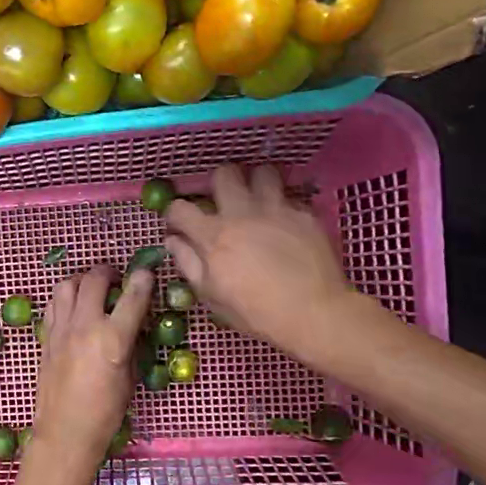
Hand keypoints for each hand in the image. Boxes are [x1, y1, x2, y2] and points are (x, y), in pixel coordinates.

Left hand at [31, 265, 154, 465]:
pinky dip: (65, 298)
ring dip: (82, 280)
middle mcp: (85, 327)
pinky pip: (53, 305)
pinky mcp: (46, 338)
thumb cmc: (106, 411)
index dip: (142, 280)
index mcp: (113, 339)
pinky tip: (73, 307)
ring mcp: (61, 330)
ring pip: (67, 285)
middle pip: (94, 280)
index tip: (146, 273)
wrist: (66, 431)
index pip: (132, 297)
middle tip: (116, 278)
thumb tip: (132, 325)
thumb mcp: (129, 377)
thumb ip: (131, 344)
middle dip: (108, 272)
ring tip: (91, 288)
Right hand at [164, 164, 372, 362]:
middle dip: (218, 183)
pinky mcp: (304, 214)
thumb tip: (173, 240)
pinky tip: (284, 223)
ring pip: (262, 172)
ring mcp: (276, 210)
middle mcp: (242, 213)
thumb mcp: (211, 295)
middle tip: (223, 200)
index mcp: (214, 236)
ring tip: (258, 199)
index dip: (175, 213)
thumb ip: (188, 262)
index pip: (181, 208)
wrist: (313, 312)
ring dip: (256, 182)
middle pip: (224, 174)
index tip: (179, 222)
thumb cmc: (255, 311)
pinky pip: (289, 196)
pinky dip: (282, 205)